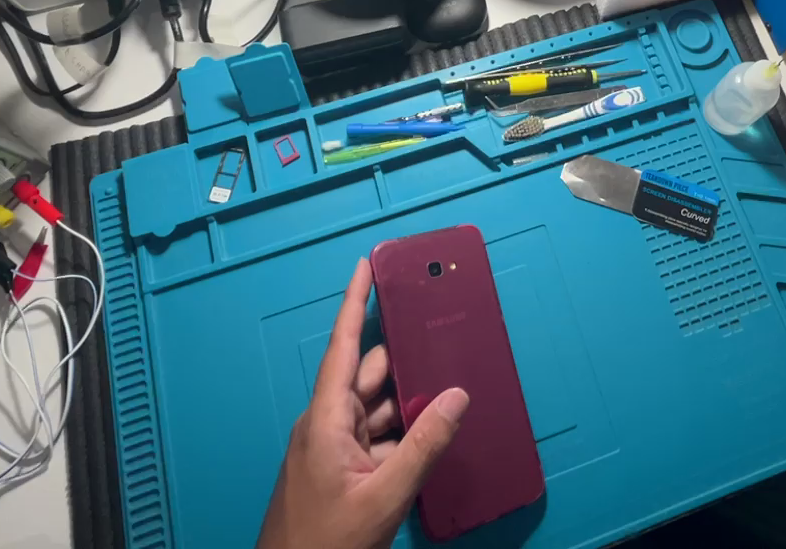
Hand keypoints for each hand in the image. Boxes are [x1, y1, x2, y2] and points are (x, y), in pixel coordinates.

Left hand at [257, 259, 469, 548]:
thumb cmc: (328, 543)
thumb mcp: (383, 497)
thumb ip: (424, 446)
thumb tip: (458, 395)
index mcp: (327, 417)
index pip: (343, 345)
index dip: (354, 302)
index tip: (364, 264)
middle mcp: (327, 422)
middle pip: (369, 376)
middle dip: (403, 360)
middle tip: (441, 337)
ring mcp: (332, 447)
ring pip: (376, 408)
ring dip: (406, 401)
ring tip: (447, 385)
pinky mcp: (340, 468)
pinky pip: (375, 435)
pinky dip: (401, 431)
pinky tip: (430, 432)